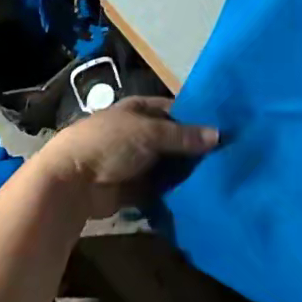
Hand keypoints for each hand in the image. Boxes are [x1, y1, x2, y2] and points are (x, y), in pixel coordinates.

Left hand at [32, 97, 218, 217]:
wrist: (71, 183)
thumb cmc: (110, 143)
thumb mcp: (151, 133)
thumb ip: (185, 136)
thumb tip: (219, 135)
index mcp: (140, 109)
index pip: (177, 110)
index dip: (198, 118)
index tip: (225, 127)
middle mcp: (140, 133)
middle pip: (175, 139)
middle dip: (197, 147)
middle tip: (230, 154)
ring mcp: (137, 161)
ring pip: (170, 164)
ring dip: (188, 171)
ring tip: (221, 174)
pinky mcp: (135, 188)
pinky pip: (162, 187)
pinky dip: (176, 190)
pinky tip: (200, 192)